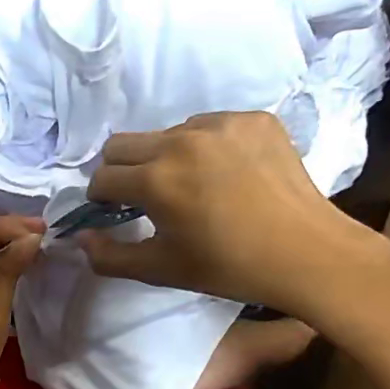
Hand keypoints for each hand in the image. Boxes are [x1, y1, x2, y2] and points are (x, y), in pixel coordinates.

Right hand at [82, 111, 389, 338]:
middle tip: (149, 196)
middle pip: (123, 144)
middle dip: (124, 170)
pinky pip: (210, 126)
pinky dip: (208, 147)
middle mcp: (181, 141)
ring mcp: (220, 124)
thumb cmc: (230, 267)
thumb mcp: (161, 270)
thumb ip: (110, 256)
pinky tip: (230, 174)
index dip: (102, 198)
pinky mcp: (253, 118)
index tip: (118, 211)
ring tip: (196, 184)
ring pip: (167, 132)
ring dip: (167, 156)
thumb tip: (80, 239)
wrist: (309, 255)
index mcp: (155, 179)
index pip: (102, 176)